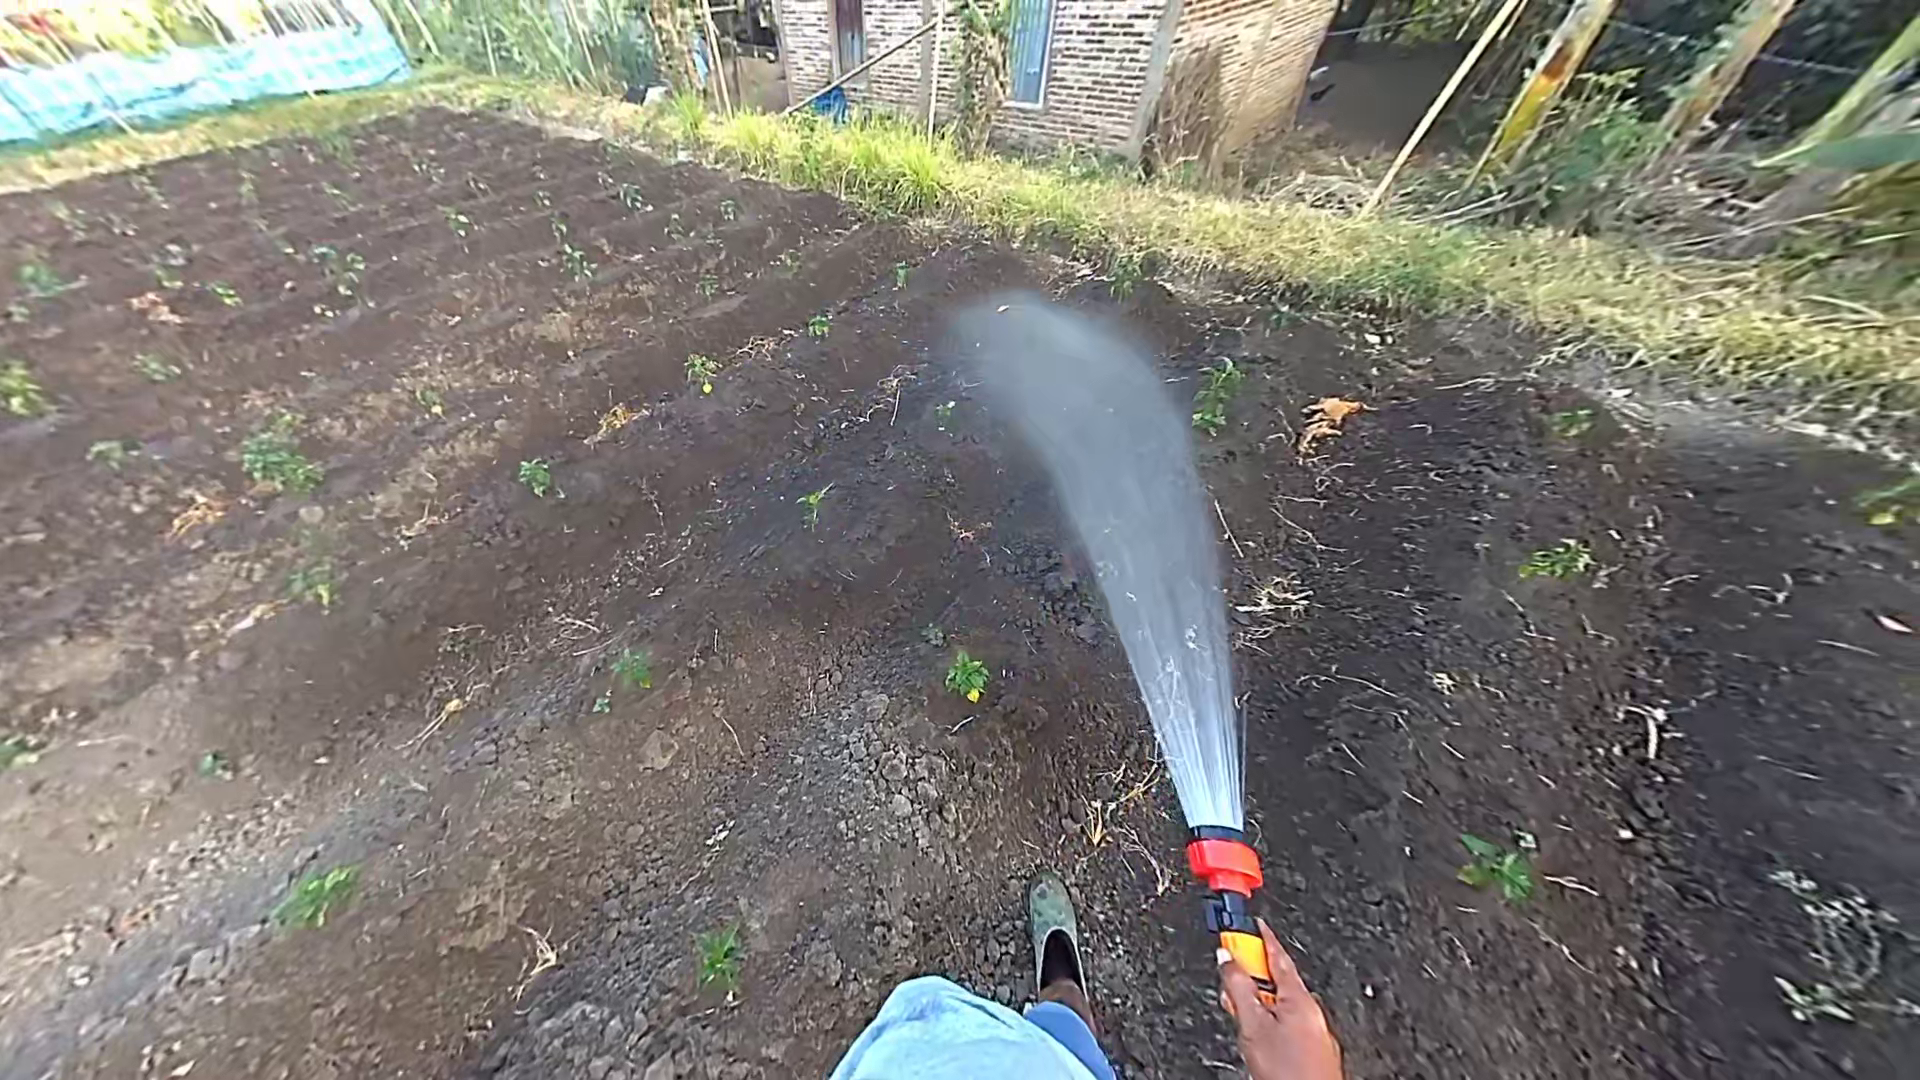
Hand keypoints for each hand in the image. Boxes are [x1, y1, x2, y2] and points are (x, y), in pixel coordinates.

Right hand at [1218, 919, 1342, 1079]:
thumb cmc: (1287, 1073)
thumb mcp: (1251, 1023)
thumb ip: (1237, 986)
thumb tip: (1226, 957)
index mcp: (1300, 999)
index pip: (1276, 954)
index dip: (1260, 935)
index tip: (1247, 921)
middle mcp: (1312, 1013)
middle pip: (1277, 979)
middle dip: (1252, 972)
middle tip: (1230, 970)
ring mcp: (1315, 1034)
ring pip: (1280, 1003)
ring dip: (1257, 998)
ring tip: (1239, 1009)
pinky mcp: (1313, 1053)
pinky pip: (1287, 1022)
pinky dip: (1268, 1017)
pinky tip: (1256, 1031)